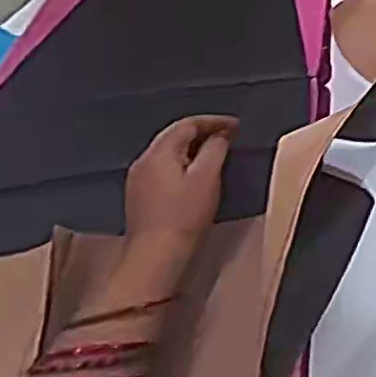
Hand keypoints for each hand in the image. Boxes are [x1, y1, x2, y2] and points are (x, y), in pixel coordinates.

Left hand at [122, 115, 236, 249]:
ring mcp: (138, 179)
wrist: (156, 255)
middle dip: (203, 131)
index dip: (214, 121)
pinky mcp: (139, 196)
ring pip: (168, 152)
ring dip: (193, 147)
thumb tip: (220, 135)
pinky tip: (195, 171)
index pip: (187, 125)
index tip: (237, 126)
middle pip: (175, 136)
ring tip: (216, 150)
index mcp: (159, 153)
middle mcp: (143, 161)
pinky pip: (163, 167)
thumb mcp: (207, 177)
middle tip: (229, 135)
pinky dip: (182, 162)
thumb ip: (215, 149)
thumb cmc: (185, 213)